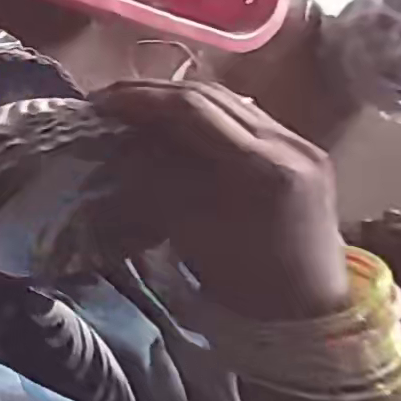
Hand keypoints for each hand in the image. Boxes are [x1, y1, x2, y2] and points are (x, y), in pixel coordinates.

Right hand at [93, 79, 348, 318]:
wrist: (303, 308)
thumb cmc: (235, 273)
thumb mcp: (182, 219)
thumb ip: (154, 170)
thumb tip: (118, 141)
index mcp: (259, 167)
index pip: (190, 108)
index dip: (137, 99)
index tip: (97, 104)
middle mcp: (286, 144)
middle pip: (207, 95)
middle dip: (149, 92)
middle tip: (105, 100)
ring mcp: (298, 143)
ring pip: (225, 99)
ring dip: (172, 97)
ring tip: (131, 105)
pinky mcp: (299, 148)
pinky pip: (240, 115)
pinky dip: (197, 111)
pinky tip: (170, 119)